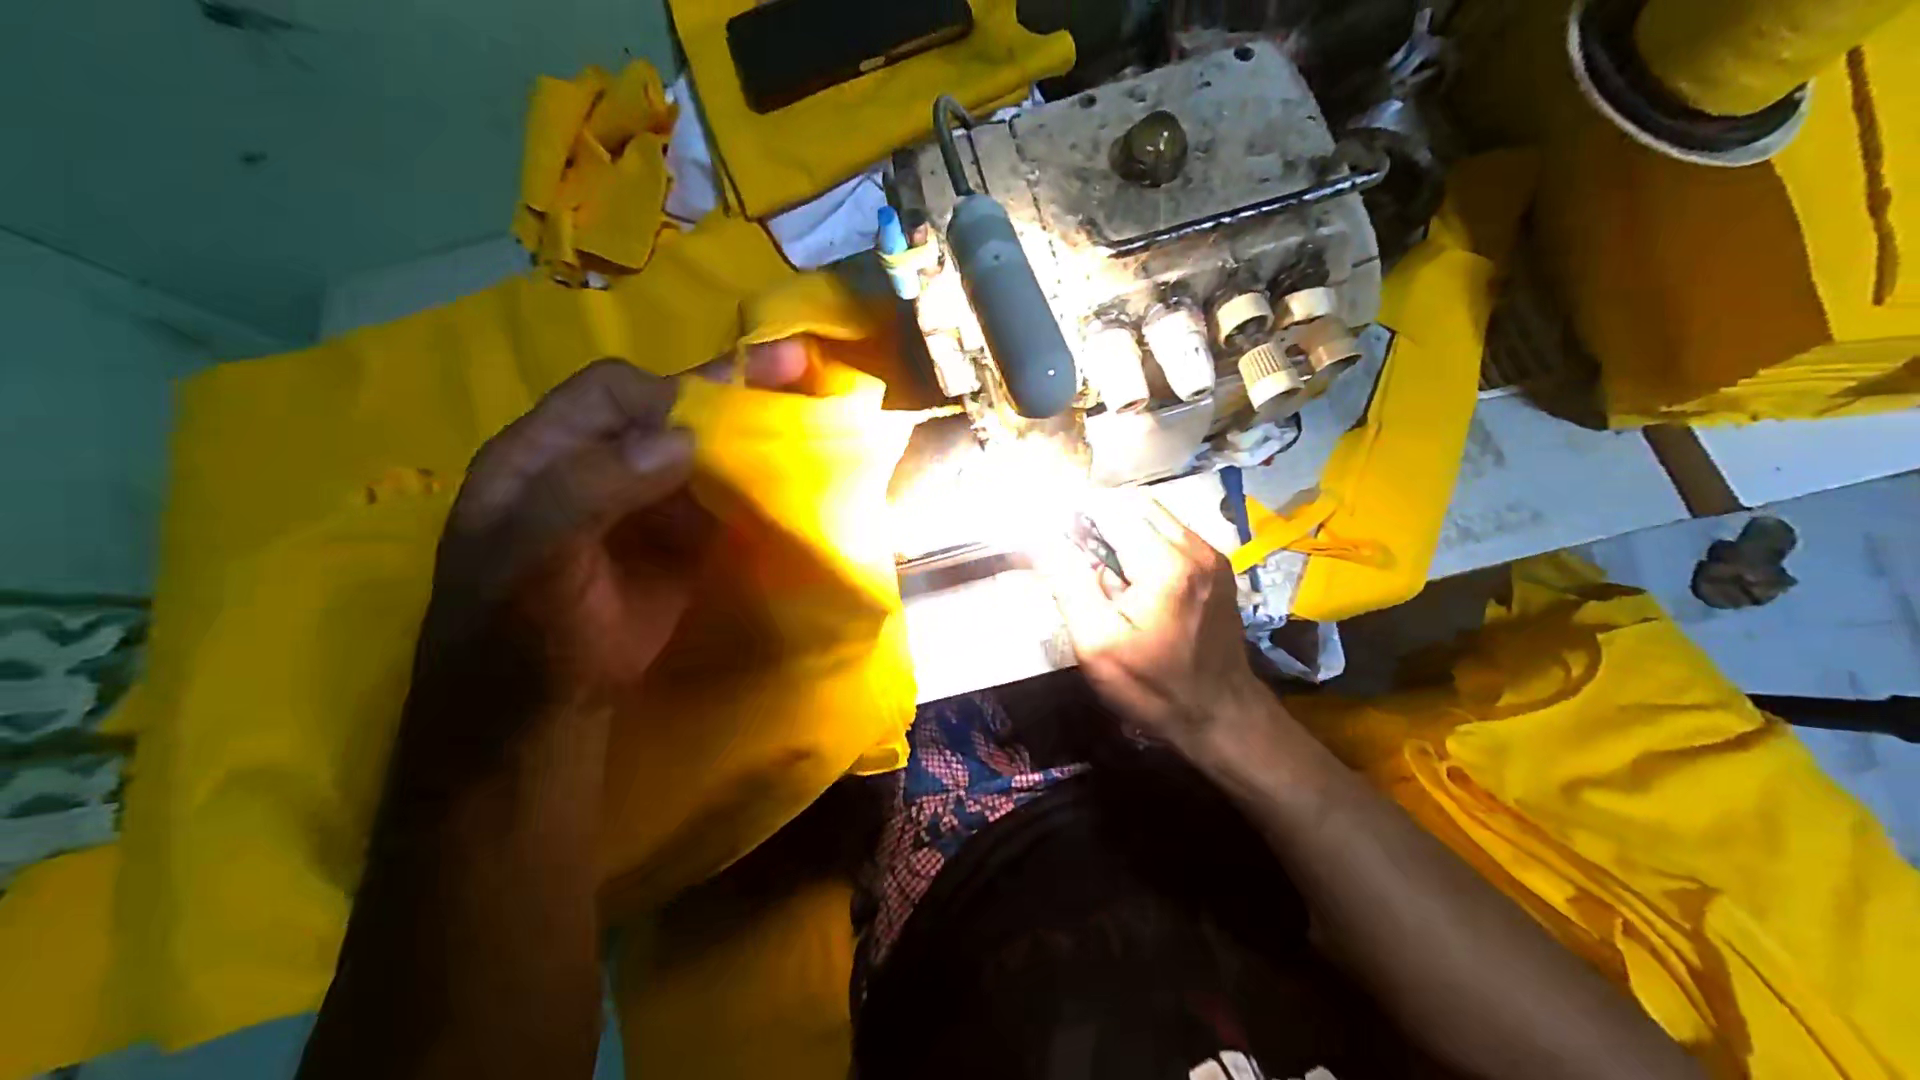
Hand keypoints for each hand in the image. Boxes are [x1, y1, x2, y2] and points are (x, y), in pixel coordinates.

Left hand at [409, 343, 808, 734]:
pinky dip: (760, 486)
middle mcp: (602, 464)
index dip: (664, 395)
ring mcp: (647, 503)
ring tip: (810, 409)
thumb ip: (591, 488)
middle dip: (727, 392)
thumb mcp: (531, 557)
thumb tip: (682, 437)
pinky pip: (725, 499)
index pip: (612, 394)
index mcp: (547, 451)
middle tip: (793, 365)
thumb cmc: (514, 631)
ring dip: (752, 435)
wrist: (539, 712)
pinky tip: (797, 473)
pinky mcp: (685, 540)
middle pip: (668, 413)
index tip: (717, 417)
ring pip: (704, 452)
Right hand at [1038, 495, 1268, 753]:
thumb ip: (1069, 583)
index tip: (1057, 540)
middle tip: (1081, 561)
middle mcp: (1195, 547)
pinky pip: (1171, 534)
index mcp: (1165, 564)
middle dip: (1100, 523)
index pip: (1109, 509)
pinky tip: (1135, 580)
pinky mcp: (1217, 567)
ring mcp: (1211, 555)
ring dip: (1123, 532)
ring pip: (1153, 517)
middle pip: (1133, 506)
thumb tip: (1044, 538)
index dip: (1076, 518)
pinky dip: (1145, 543)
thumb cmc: (1153, 686)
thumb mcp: (1097, 644)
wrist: (1221, 715)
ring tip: (1108, 573)